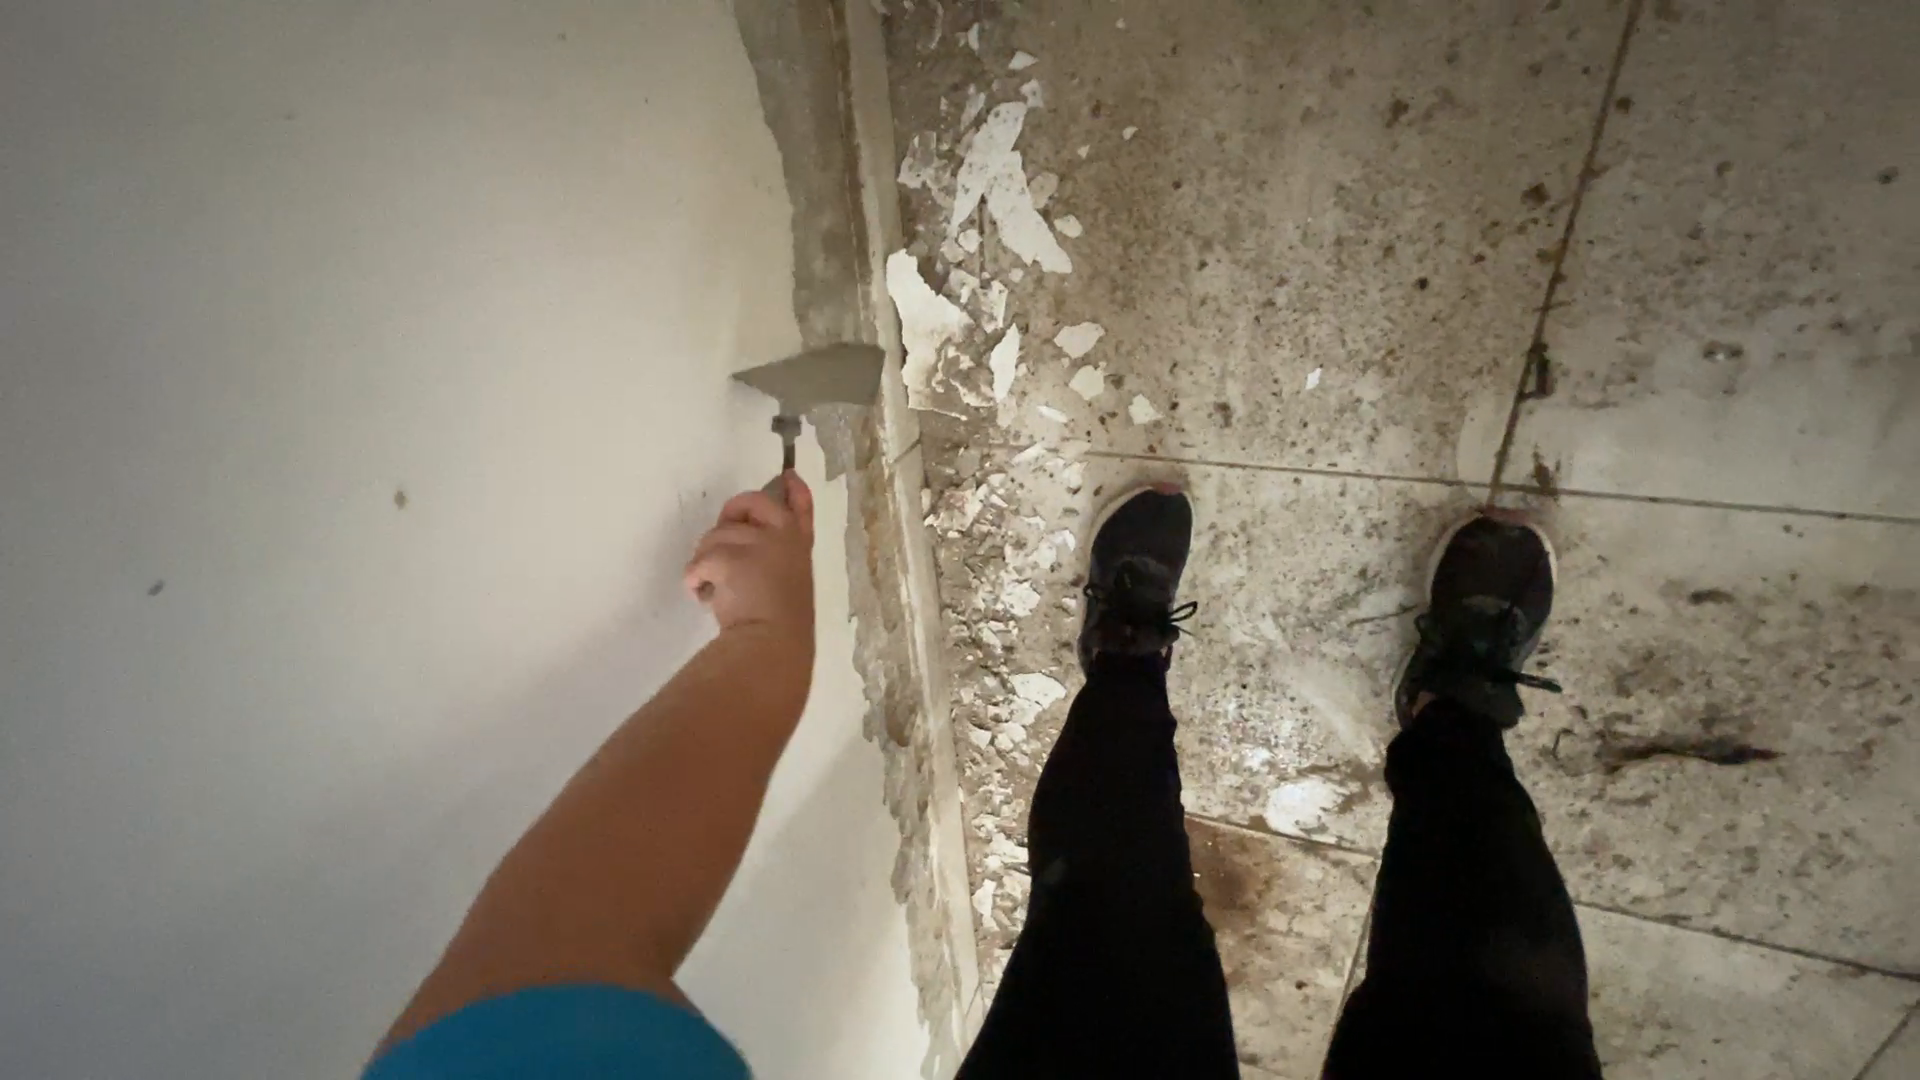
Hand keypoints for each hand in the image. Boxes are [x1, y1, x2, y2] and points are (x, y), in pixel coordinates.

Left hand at [684, 472, 815, 634]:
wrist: (773, 644)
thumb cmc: (783, 626)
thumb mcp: (788, 585)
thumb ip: (775, 561)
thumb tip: (743, 553)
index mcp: (799, 547)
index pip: (801, 508)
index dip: (794, 490)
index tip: (788, 476)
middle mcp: (784, 536)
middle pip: (752, 502)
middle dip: (731, 513)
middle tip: (720, 540)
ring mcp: (760, 543)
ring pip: (715, 536)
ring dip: (707, 561)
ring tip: (716, 590)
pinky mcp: (731, 556)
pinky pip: (699, 562)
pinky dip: (694, 581)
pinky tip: (703, 597)